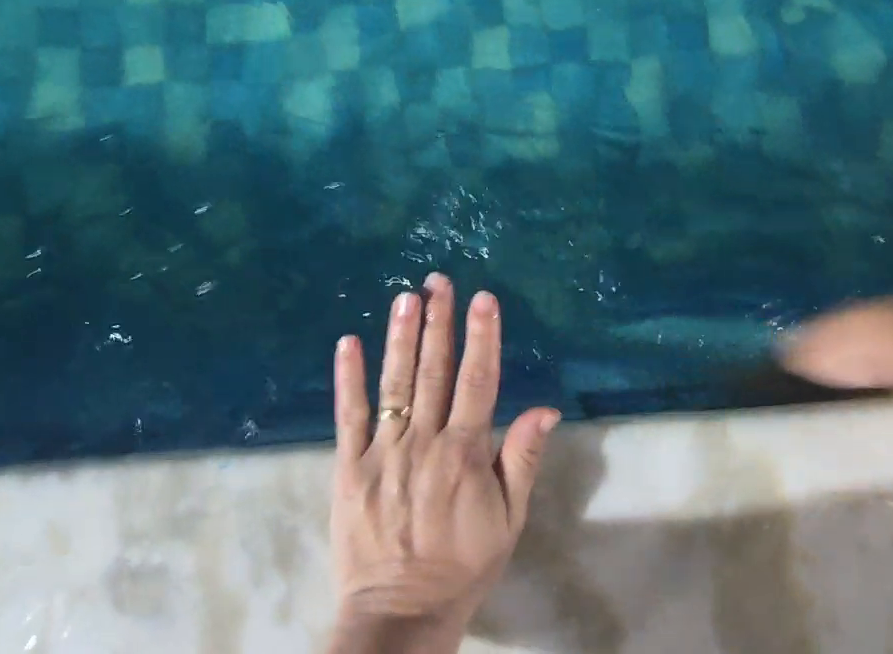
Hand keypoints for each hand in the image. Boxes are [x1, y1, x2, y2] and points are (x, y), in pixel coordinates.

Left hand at [327, 273, 559, 653]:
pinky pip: (349, 415)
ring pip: (394, 383)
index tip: (483, 298)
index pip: (477, 381)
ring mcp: (383, 452)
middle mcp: (424, 442)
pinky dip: (348, 378)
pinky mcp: (350, 466)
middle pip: (433, 371)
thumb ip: (522, 459)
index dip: (482, 337)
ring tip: (405, 296)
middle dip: (439, 322)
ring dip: (399, 337)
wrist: (400, 612)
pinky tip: (348, 343)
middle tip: (439, 280)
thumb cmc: (462, 564)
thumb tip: (544, 408)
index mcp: (464, 453)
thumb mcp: (508, 521)